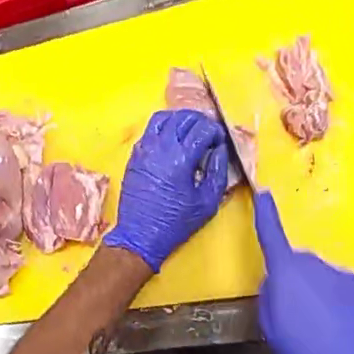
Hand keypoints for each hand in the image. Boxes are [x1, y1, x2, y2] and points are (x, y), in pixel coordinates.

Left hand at [102, 109, 230, 270]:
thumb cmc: (175, 223)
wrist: (140, 236)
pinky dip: (163, 129)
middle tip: (207, 134)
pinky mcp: (134, 157)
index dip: (215, 131)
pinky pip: (149, 131)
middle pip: (183, 117)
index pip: (202, 128)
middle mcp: (161, 148)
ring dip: (179, 120)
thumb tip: (219, 150)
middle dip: (200, 121)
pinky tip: (171, 142)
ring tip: (189, 132)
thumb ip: (218, 172)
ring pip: (163, 118)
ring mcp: (144, 150)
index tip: (219, 142)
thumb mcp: (207, 202)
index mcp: (181, 159)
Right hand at [254, 191, 353, 353]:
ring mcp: (344, 277)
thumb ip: (269, 298)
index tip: (264, 193)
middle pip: (297, 262)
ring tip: (312, 328)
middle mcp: (318, 266)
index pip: (272, 236)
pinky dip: (332, 304)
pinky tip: (333, 330)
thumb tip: (275, 283)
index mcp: (289, 272)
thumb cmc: (306, 351)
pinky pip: (338, 290)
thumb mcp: (272, 328)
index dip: (265, 215)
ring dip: (312, 294)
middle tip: (287, 312)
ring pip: (319, 277)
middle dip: (290, 279)